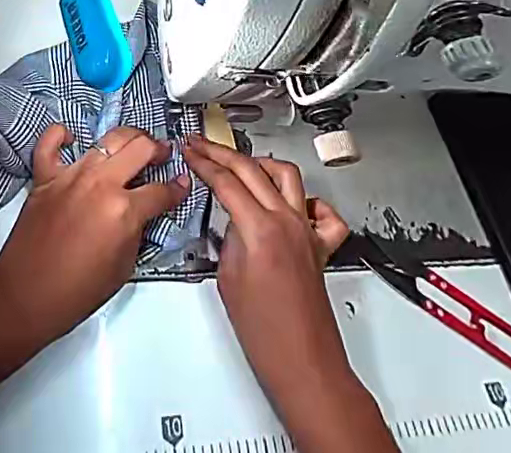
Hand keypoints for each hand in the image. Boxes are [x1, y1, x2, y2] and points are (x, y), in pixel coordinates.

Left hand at [0, 124, 189, 348]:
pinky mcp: (45, 175)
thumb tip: (141, 212)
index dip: (177, 187)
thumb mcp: (124, 265)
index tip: (181, 182)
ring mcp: (71, 175)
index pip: (161, 191)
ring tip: (132, 144)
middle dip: (157, 149)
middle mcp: (99, 184)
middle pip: (139, 148)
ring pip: (105, 139)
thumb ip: (137, 230)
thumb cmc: (77, 290)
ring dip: (125, 139)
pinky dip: (60, 135)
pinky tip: (71, 138)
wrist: (29, 292)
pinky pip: (50, 143)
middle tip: (162, 154)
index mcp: (123, 210)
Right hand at [184, 135, 386, 452]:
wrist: (303, 365)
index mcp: (260, 229)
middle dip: (220, 152)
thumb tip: (229, 220)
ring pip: (286, 175)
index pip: (225, 179)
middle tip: (201, 145)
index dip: (202, 161)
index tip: (189, 151)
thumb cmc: (266, 334)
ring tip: (239, 161)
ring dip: (259, 163)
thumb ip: (228, 237)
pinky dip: (305, 198)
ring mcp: (307, 231)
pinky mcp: (320, 246)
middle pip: (250, 168)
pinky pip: (320, 210)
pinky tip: (289, 200)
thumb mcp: (227, 276)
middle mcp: (287, 223)